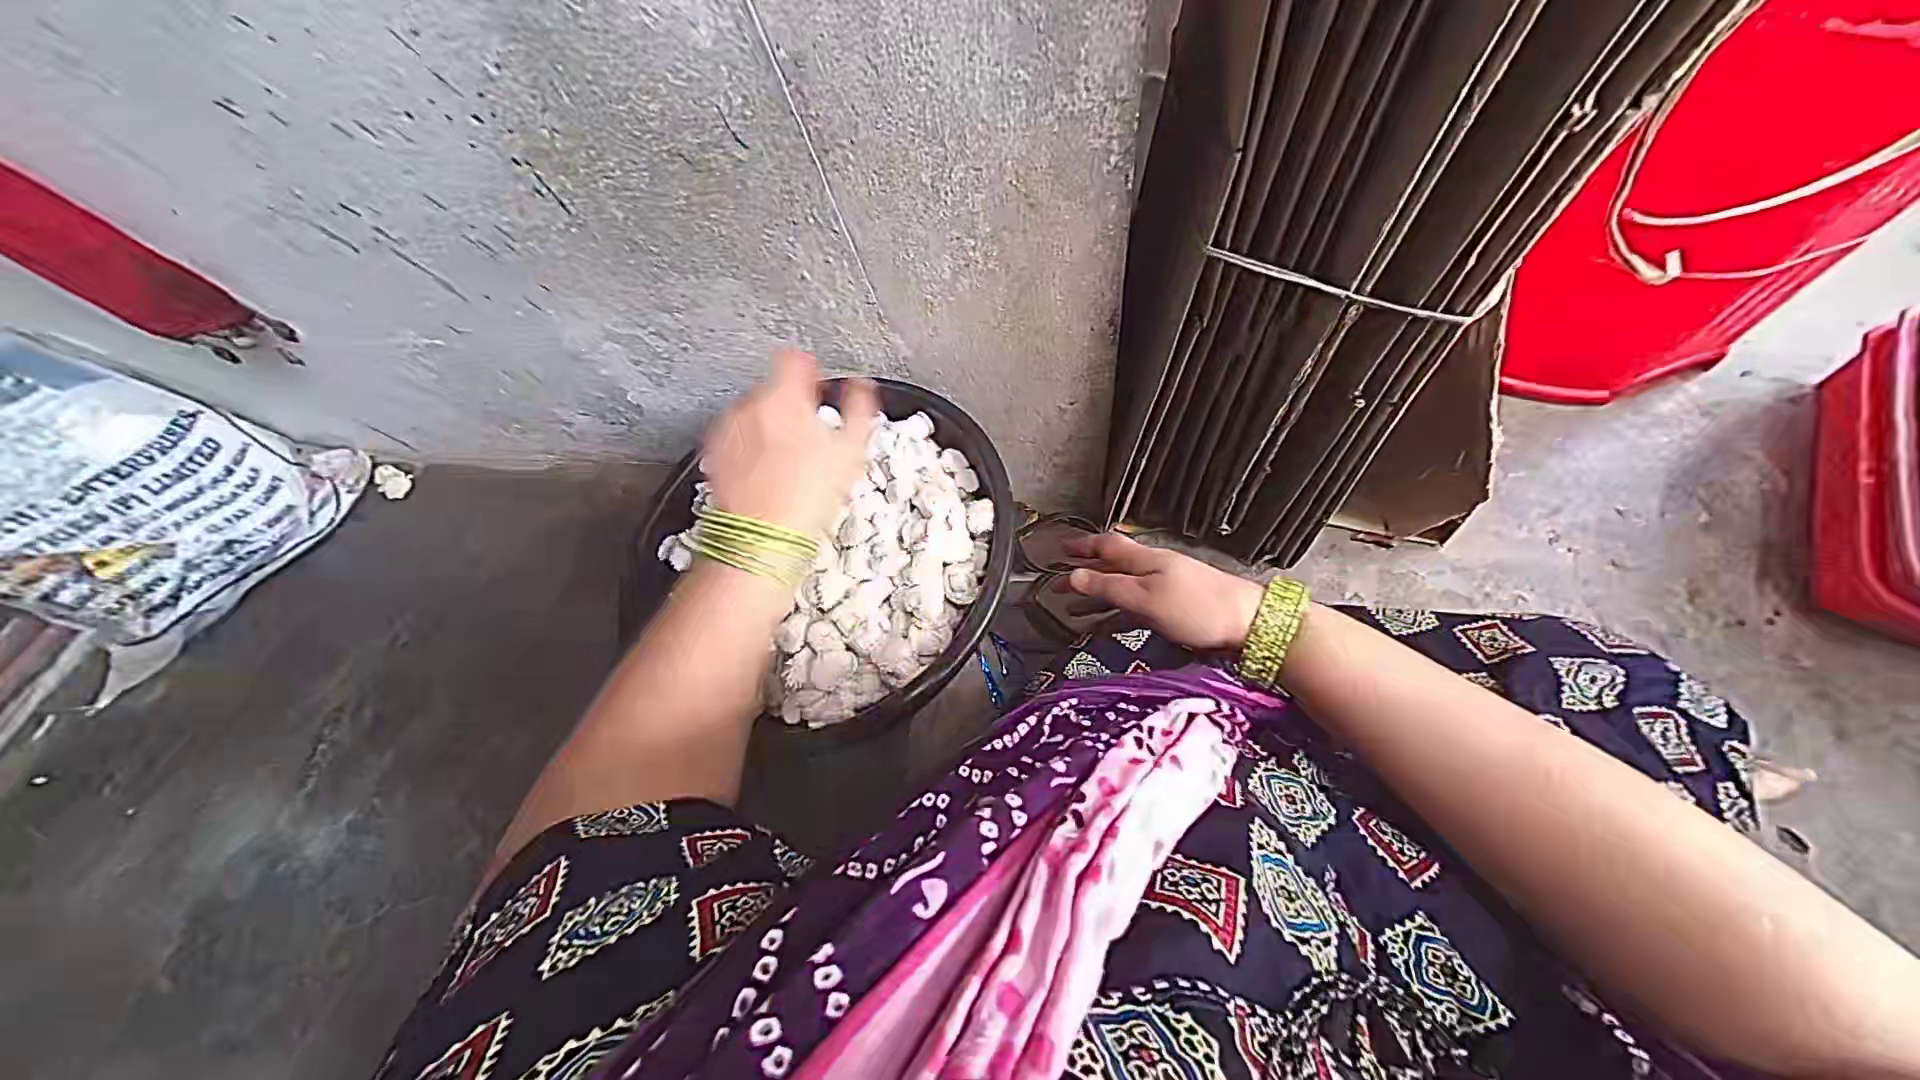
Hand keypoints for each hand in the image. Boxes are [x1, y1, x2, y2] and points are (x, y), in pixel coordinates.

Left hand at [701, 348, 876, 538]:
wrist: (763, 535)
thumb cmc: (805, 496)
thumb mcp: (850, 451)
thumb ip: (859, 408)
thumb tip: (862, 387)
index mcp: (785, 397)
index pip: (796, 360)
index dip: (811, 371)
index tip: (817, 384)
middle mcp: (750, 405)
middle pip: (775, 391)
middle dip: (791, 409)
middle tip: (809, 440)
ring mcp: (728, 428)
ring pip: (754, 416)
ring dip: (770, 430)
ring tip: (788, 464)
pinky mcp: (714, 452)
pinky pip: (736, 439)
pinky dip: (750, 449)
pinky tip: (767, 473)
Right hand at [1061, 533, 1265, 651]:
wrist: (1248, 624)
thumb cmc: (1197, 608)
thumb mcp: (1145, 598)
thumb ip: (1108, 588)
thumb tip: (1073, 576)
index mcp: (1145, 560)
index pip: (1106, 546)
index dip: (1082, 547)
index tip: (1060, 549)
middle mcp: (1153, 568)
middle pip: (1111, 566)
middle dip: (1084, 574)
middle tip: (1058, 584)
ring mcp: (1165, 587)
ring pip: (1122, 587)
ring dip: (1097, 595)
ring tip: (1074, 607)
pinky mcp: (1174, 608)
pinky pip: (1135, 605)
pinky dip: (1116, 612)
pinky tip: (1109, 624)